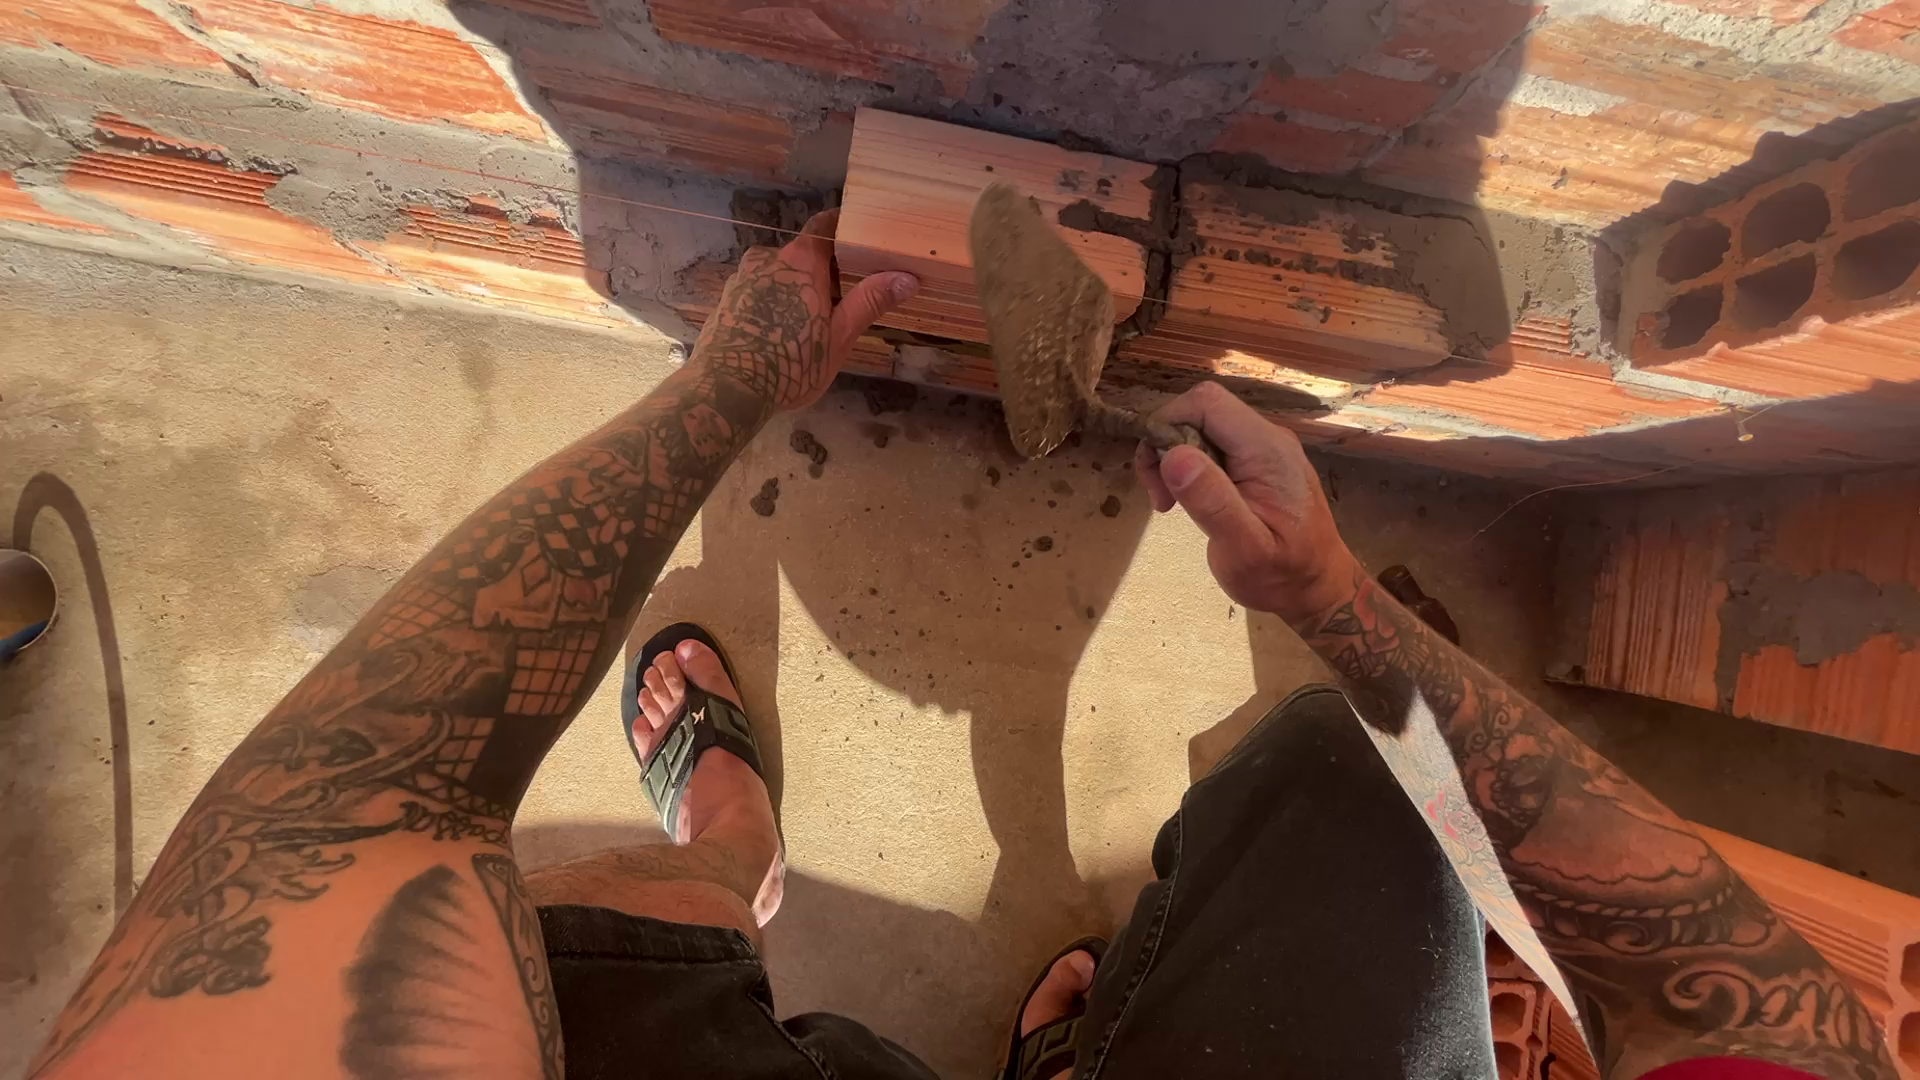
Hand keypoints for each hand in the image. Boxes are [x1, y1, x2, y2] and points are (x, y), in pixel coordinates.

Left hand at [699, 208, 917, 410]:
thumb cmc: (791, 363)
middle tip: (843, 301)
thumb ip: (870, 302)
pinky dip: (774, 305)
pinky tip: (780, 336)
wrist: (727, 388)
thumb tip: (907, 277)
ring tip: (810, 326)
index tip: (860, 238)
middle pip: (803, 256)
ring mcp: (743, 278)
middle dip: (823, 273)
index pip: (825, 225)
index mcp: (801, 261)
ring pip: (779, 276)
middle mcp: (768, 259)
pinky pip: (759, 293)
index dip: (843, 227)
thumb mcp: (839, 337)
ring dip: (796, 292)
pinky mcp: (727, 300)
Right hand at [1134, 382, 1357, 622]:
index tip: (1155, 474)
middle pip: (1199, 411)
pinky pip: (1209, 445)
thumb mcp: (1243, 549)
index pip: (1206, 402)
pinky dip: (1186, 468)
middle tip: (1161, 498)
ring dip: (1172, 460)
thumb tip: (1173, 455)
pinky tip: (1188, 502)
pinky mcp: (1254, 462)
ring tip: (1170, 504)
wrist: (1316, 590)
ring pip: (1199, 427)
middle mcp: (1266, 437)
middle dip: (1166, 446)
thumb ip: (1212, 501)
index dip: (1168, 424)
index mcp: (1267, 450)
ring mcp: (1261, 448)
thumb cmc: (1281, 576)